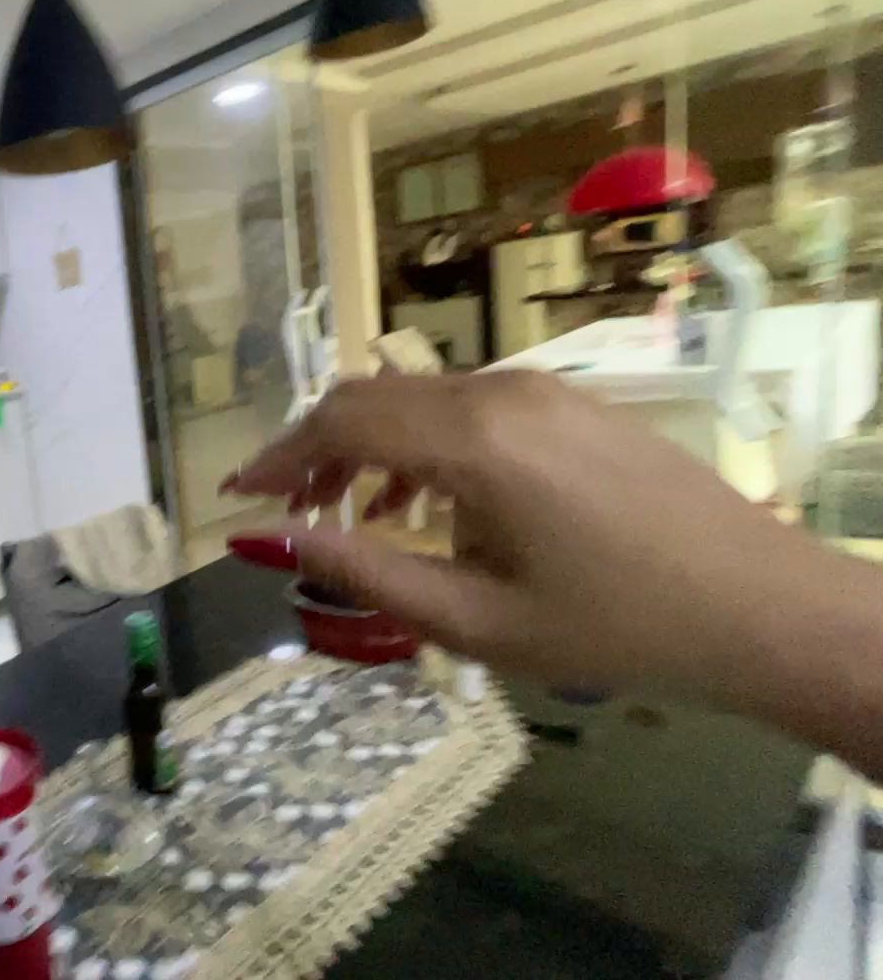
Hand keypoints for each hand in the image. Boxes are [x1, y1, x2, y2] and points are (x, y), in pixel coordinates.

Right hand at [224, 372, 868, 708]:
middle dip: (307, 449)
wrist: (781, 615)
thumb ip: (356, 570)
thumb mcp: (468, 620)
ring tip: (341, 508)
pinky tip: (412, 495)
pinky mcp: (561, 400)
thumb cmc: (616, 629)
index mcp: (475, 443)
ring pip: (405, 397)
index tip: (237, 495)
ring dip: (356, 444)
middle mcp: (499, 393)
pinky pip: (453, 404)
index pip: (339, 425)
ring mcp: (536, 389)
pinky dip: (407, 441)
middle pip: (363, 399)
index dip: (277, 458)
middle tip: (284, 508)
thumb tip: (261, 540)